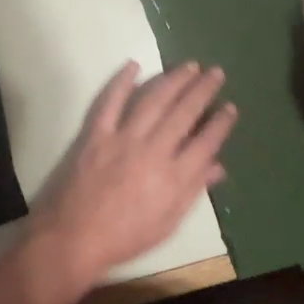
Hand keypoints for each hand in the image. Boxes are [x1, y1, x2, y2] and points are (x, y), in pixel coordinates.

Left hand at [29, 60, 236, 291]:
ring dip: (173, 80)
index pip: (206, 142)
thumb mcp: (167, 223)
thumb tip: (218, 166)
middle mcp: (153, 151)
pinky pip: (110, 102)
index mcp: (174, 177)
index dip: (221, 123)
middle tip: (216, 73)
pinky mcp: (96, 135)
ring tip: (189, 66)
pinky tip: (133, 66)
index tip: (231, 107)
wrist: (73, 238)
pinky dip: (121, 82)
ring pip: (153, 100)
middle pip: (184, 113)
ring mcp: (122, 139)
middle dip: (203, 90)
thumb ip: (193, 191)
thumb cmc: (124, 238)